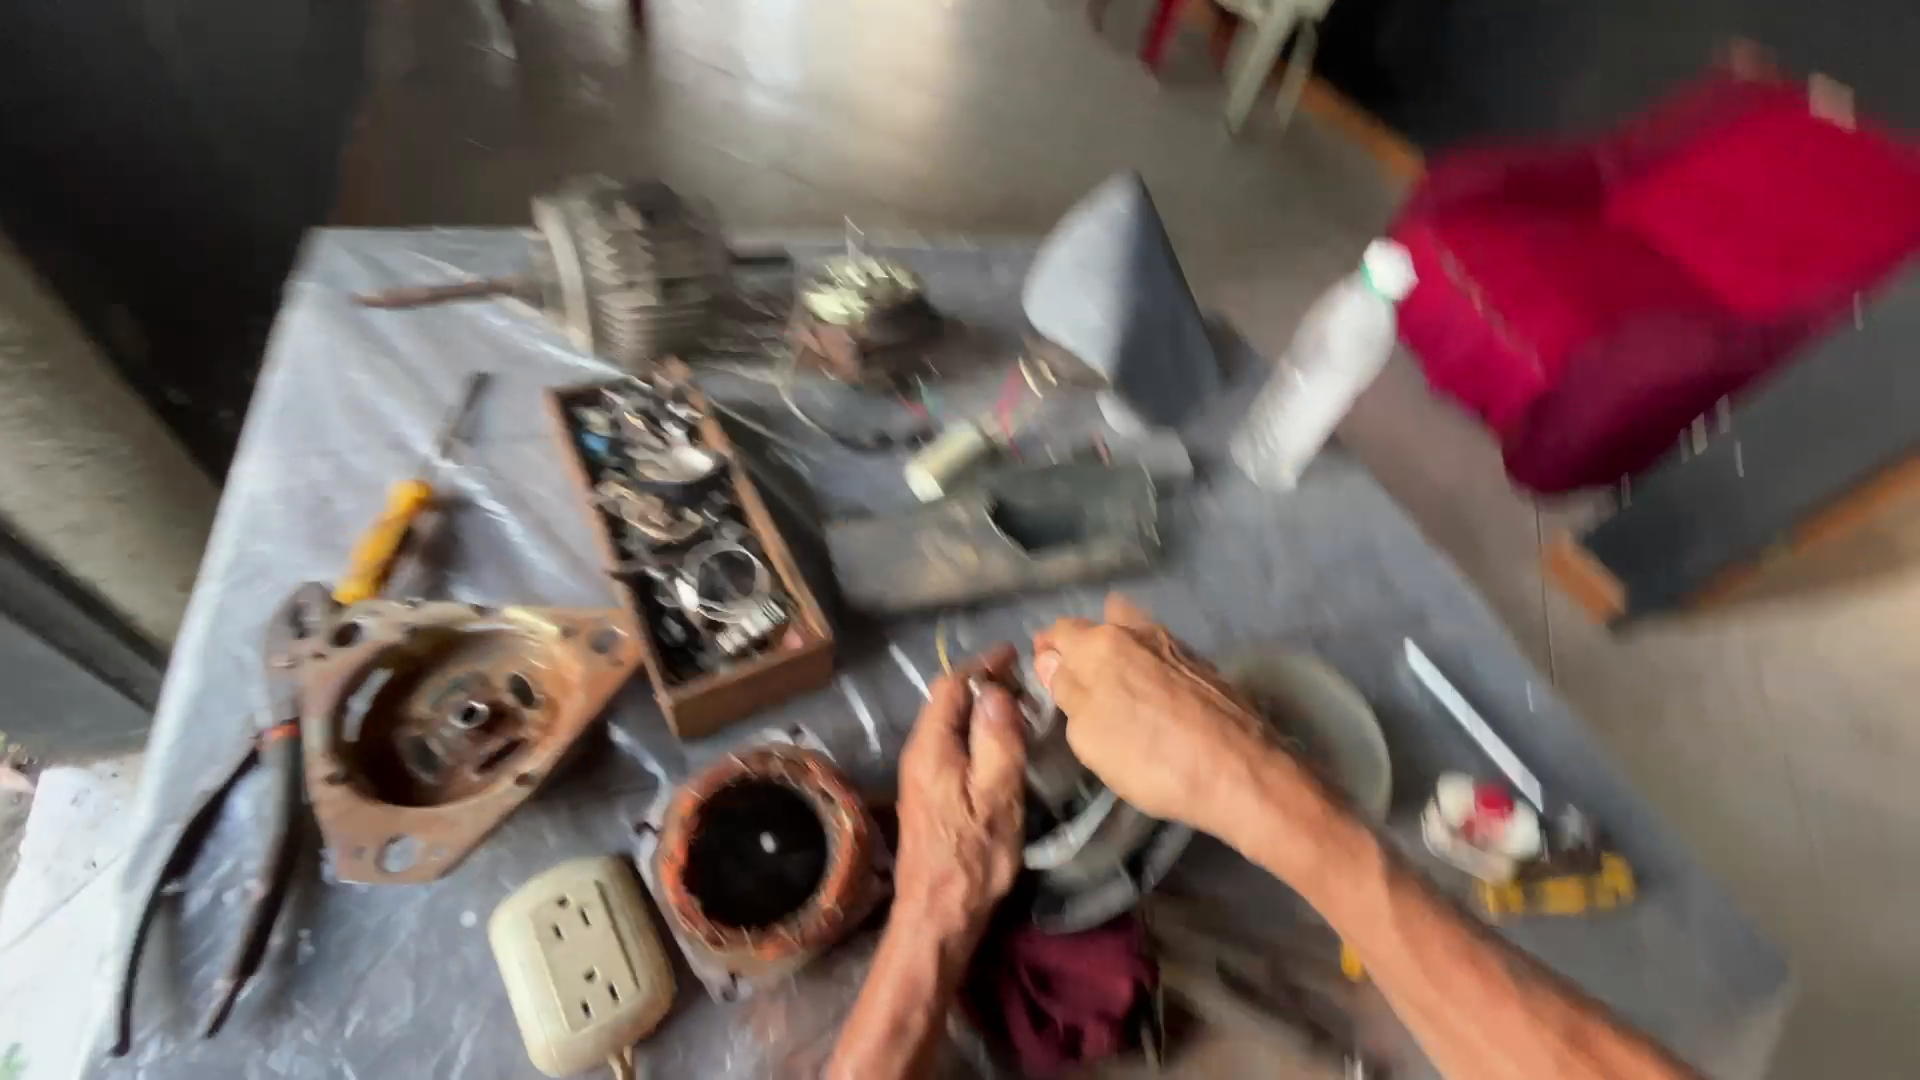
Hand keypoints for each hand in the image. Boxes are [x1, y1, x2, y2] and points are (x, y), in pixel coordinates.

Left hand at [892, 644, 1027, 945]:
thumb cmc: (973, 856)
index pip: (952, 685)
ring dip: (979, 708)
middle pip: (946, 700)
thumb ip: (997, 739)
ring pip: (948, 722)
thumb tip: (996, 690)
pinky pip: (950, 743)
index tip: (1014, 654)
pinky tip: (999, 744)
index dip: (983, 664)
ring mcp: (919, 773)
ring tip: (1018, 709)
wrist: (936, 915)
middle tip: (1024, 685)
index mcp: (932, 746)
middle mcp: (918, 752)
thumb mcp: (997, 796)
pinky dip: (975, 731)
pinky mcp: (927, 791)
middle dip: (983, 683)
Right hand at [1033, 594, 1325, 849]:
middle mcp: (1136, 631)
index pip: (1059, 632)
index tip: (1044, 675)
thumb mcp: (1088, 735)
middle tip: (1080, 684)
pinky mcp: (1204, 665)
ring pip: (1133, 634)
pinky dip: (1149, 667)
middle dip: (1083, 647)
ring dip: (1119, 651)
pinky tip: (1154, 697)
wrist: (1241, 772)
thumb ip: (1066, 691)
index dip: (1046, 652)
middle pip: (1098, 626)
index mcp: (1099, 644)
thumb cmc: (1149, 756)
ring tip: (1117, 687)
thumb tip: (1051, 661)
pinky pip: (1161, 655)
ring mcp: (1175, 644)